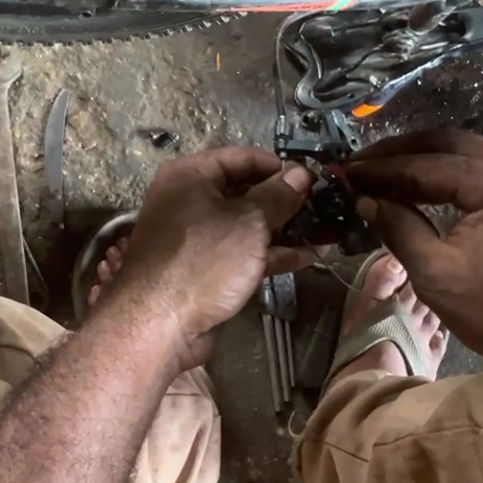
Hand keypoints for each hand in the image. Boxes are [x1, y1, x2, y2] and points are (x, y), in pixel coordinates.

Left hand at [96, 147, 312, 370]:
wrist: (158, 325)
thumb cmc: (202, 260)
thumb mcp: (248, 222)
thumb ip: (278, 197)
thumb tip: (301, 173)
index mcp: (190, 175)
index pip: (241, 157)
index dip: (277, 166)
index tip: (311, 177)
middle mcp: (189, 200)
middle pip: (244, 191)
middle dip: (284, 201)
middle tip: (323, 206)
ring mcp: (196, 237)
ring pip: (246, 225)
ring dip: (283, 229)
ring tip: (324, 232)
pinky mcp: (204, 269)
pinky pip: (242, 252)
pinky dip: (270, 253)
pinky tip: (306, 256)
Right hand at [345, 129, 482, 371]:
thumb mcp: (437, 274)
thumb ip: (398, 228)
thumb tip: (366, 200)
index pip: (428, 164)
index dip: (381, 169)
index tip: (347, 173)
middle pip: (450, 144)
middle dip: (401, 152)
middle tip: (362, 164)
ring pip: (469, 154)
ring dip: (425, 161)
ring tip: (386, 173)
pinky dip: (451, 175)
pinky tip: (426, 187)